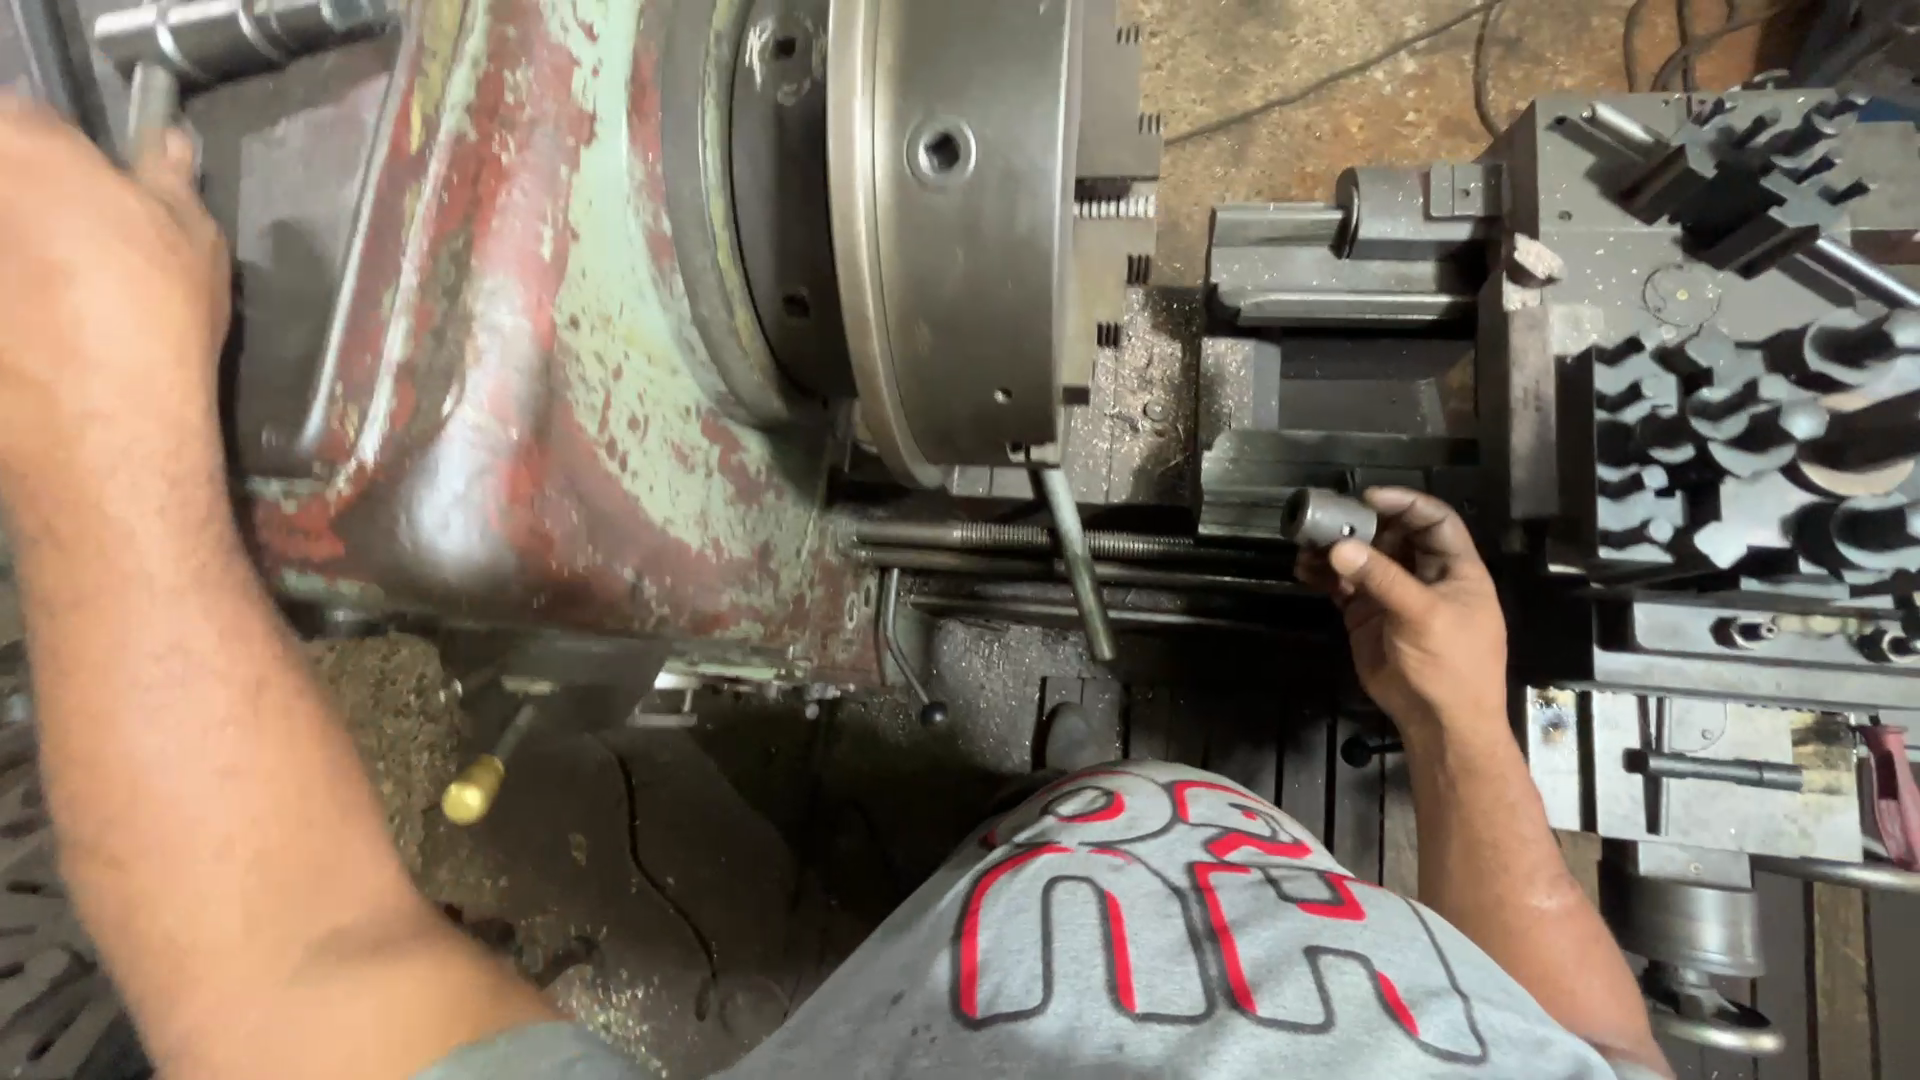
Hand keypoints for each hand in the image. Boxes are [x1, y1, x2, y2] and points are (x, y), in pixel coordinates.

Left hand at [0, 100, 230, 516]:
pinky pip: (0, 282)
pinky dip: (11, 291)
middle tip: (66, 239)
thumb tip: (167, 142)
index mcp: (23, 142)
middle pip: (1, 168)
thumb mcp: (195, 244)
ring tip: (50, 287)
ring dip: (19, 242)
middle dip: (27, 195)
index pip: (26, 115)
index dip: (63, 152)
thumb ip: (170, 181)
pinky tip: (31, 320)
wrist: (98, 403)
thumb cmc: (158, 311)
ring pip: (1, 227)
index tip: (94, 191)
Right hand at [1295, 488, 1507, 742]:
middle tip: (1325, 520)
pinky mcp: (1365, 615)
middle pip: (1390, 537)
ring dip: (1334, 551)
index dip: (1405, 504)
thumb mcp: (1422, 614)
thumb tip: (1337, 548)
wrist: (1438, 720)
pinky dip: (1323, 575)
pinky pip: (1342, 585)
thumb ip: (1380, 578)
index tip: (1368, 497)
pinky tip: (1304, 570)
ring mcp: (1391, 596)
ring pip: (1361, 560)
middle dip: (1358, 527)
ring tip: (1306, 546)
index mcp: (1454, 569)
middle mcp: (1422, 576)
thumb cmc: (1450, 663)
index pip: (1434, 522)